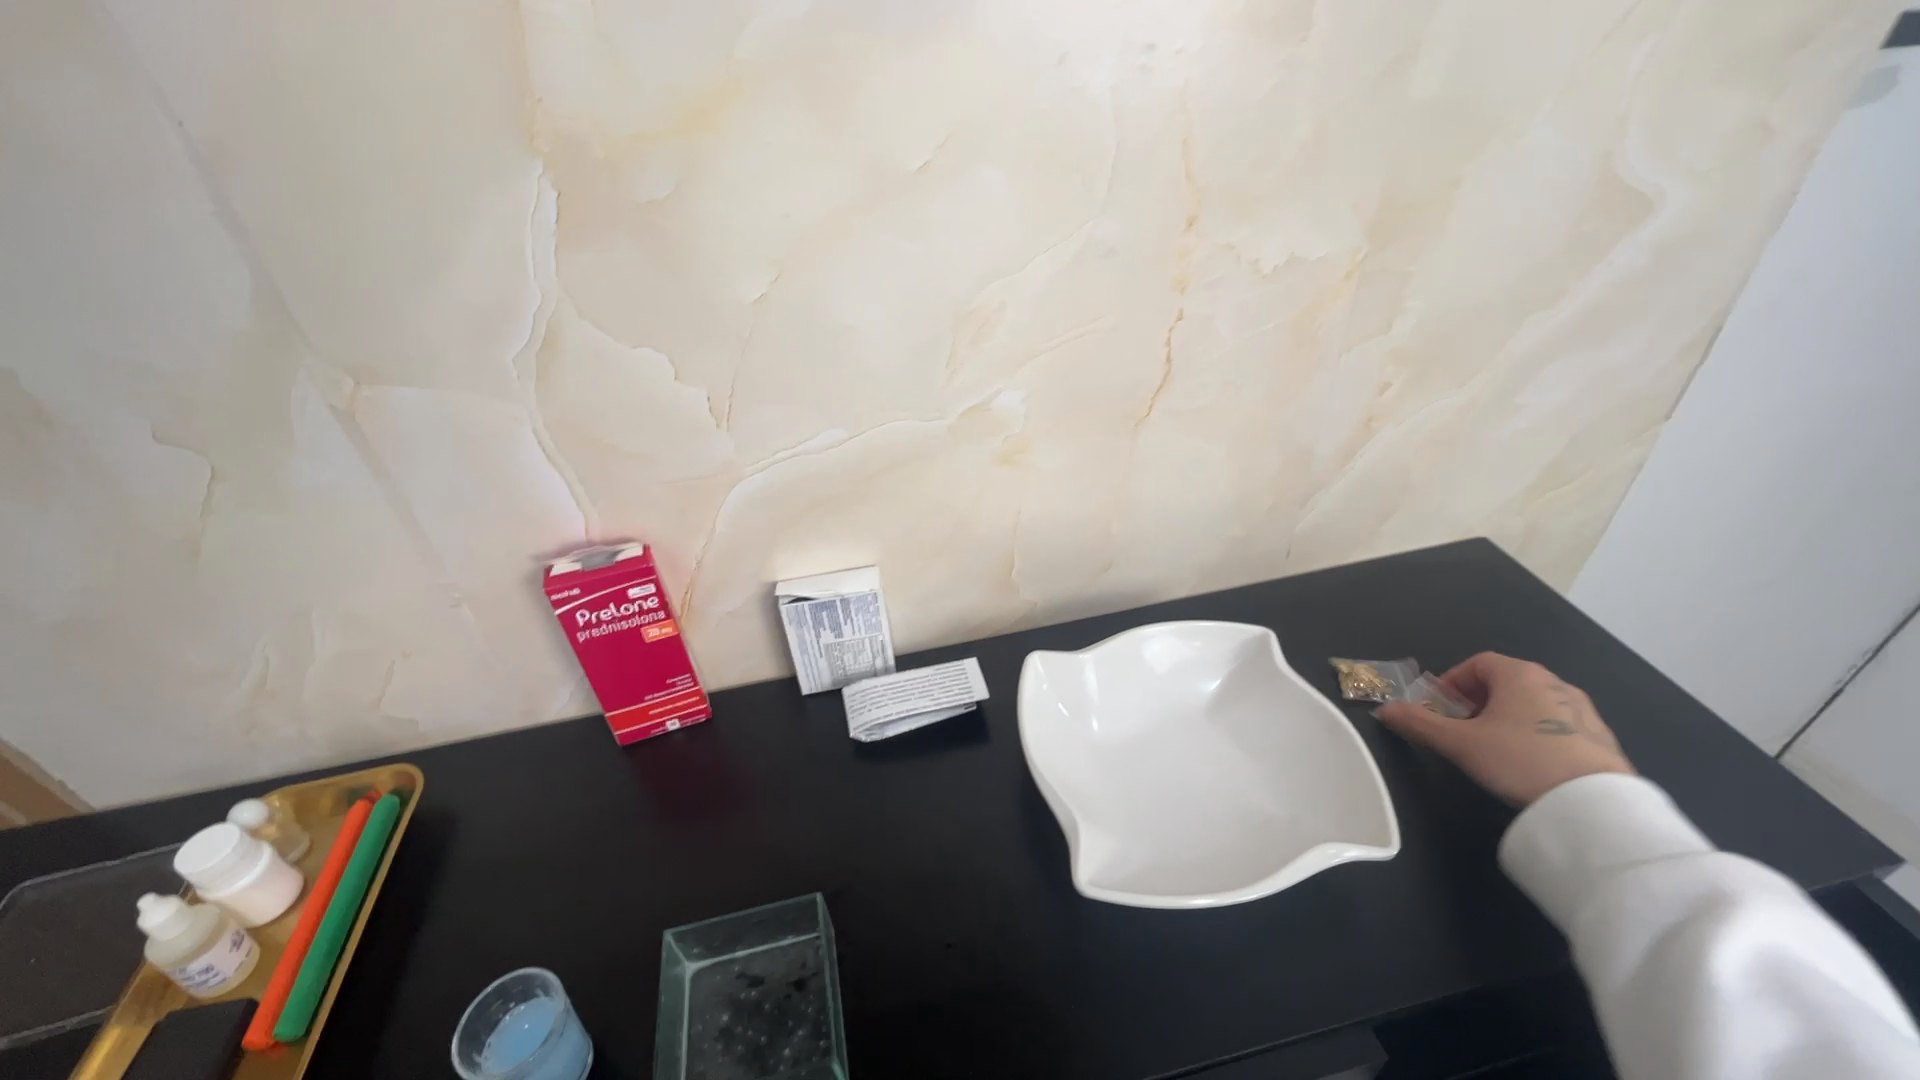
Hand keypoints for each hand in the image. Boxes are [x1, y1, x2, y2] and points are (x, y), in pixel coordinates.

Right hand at [1375, 652, 1633, 805]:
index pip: (1478, 663)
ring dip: (1508, 718)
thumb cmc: (1519, 760)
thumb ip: (1419, 724)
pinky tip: (1530, 765)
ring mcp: (1583, 711)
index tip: (1440, 708)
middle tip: (1461, 729)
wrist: (1594, 805)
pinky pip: (1558, 727)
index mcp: (1520, 675)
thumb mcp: (1459, 744)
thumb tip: (1385, 710)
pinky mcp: (1602, 739)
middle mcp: (1555, 683)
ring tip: (1494, 749)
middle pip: (1506, 682)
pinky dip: (1537, 735)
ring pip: (1533, 705)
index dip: (1453, 682)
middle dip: (1477, 701)